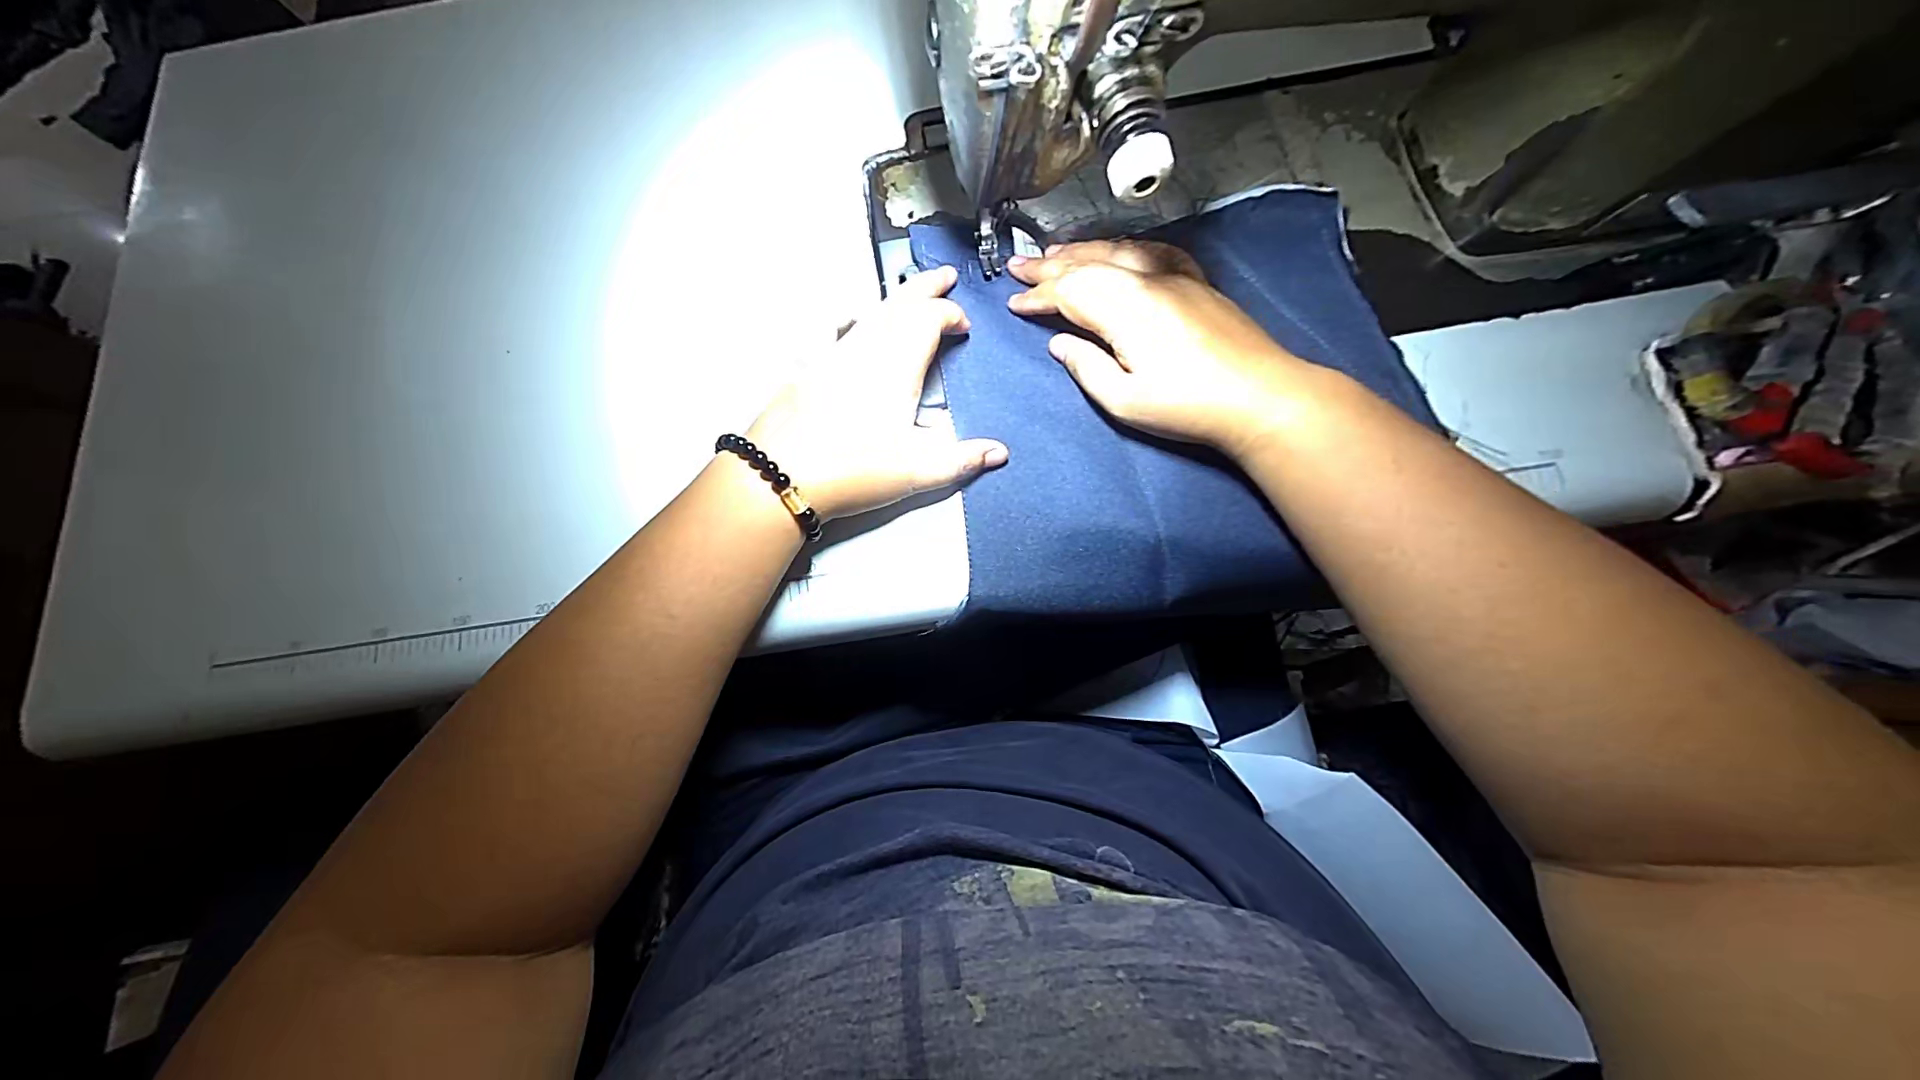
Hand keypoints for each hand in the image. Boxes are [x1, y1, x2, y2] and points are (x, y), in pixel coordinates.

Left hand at [746, 265, 1008, 520]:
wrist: (780, 474)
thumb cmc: (848, 470)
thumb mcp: (916, 471)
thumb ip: (961, 459)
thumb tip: (997, 452)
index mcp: (896, 366)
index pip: (929, 319)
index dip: (951, 315)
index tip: (963, 326)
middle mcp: (865, 350)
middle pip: (900, 303)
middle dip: (925, 287)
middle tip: (943, 277)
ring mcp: (834, 355)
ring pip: (870, 311)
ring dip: (894, 299)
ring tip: (906, 295)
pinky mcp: (810, 368)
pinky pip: (839, 329)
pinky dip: (856, 317)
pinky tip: (850, 320)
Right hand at [1007, 240, 1323, 457]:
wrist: (1260, 397)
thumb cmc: (1189, 406)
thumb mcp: (1125, 401)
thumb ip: (1087, 368)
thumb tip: (1061, 344)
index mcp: (1126, 310)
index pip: (1069, 292)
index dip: (1038, 296)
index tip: (1015, 303)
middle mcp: (1149, 282)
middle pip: (1089, 263)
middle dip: (1050, 265)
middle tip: (1020, 266)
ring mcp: (1177, 277)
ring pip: (1119, 251)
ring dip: (1082, 250)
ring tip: (1055, 252)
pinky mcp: (1198, 282)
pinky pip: (1154, 252)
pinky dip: (1126, 249)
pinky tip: (1119, 251)